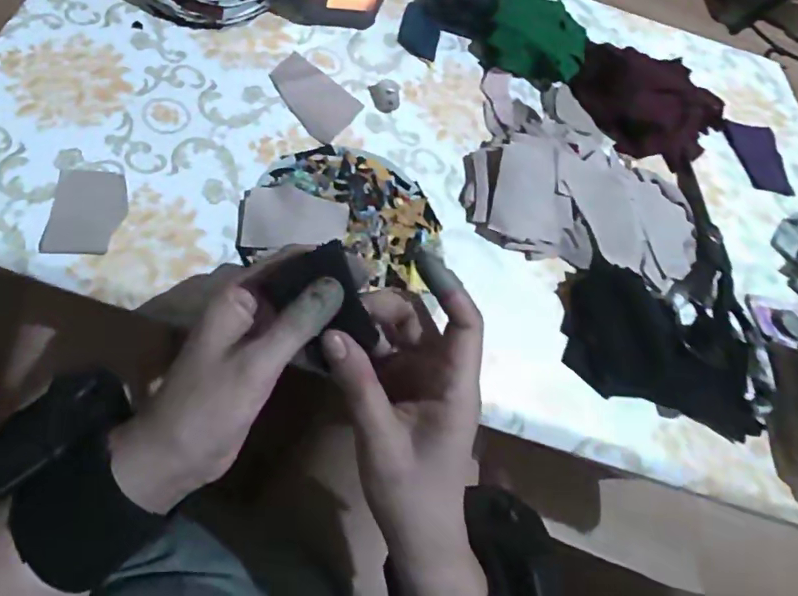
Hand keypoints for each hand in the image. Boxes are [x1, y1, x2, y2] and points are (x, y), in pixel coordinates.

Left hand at [108, 253, 342, 512]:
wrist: (175, 456)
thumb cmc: (209, 404)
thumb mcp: (256, 364)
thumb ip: (296, 322)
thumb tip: (334, 282)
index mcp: (236, 296)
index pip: (283, 262)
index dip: (320, 258)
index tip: (360, 263)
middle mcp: (245, 306)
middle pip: (292, 283)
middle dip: (328, 282)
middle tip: (371, 288)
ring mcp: (252, 333)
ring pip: (295, 310)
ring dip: (325, 309)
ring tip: (366, 310)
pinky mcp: (259, 359)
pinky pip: (292, 337)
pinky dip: (315, 336)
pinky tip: (344, 340)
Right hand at [322, 252, 485, 595]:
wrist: (419, 540)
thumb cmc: (413, 494)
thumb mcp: (381, 440)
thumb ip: (358, 385)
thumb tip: (332, 332)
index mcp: (455, 385)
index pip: (466, 323)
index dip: (450, 287)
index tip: (420, 257)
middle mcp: (440, 373)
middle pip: (421, 319)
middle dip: (385, 305)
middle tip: (344, 308)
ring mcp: (420, 380)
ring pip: (398, 332)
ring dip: (368, 323)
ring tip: (332, 320)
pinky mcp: (400, 389)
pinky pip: (381, 354)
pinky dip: (359, 345)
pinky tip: (332, 342)